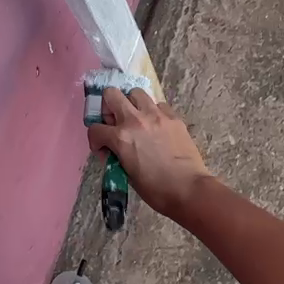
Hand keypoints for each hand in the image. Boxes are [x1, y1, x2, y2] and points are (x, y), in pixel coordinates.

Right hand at [87, 88, 212, 217]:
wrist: (188, 189)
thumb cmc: (156, 189)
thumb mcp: (127, 174)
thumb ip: (117, 154)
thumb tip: (115, 148)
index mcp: (120, 138)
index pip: (95, 129)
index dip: (96, 140)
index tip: (104, 149)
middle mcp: (135, 120)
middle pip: (111, 94)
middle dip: (108, 108)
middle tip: (115, 123)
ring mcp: (156, 115)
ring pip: (136, 93)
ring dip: (131, 104)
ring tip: (137, 120)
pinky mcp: (173, 117)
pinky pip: (158, 105)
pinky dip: (154, 112)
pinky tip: (157, 127)